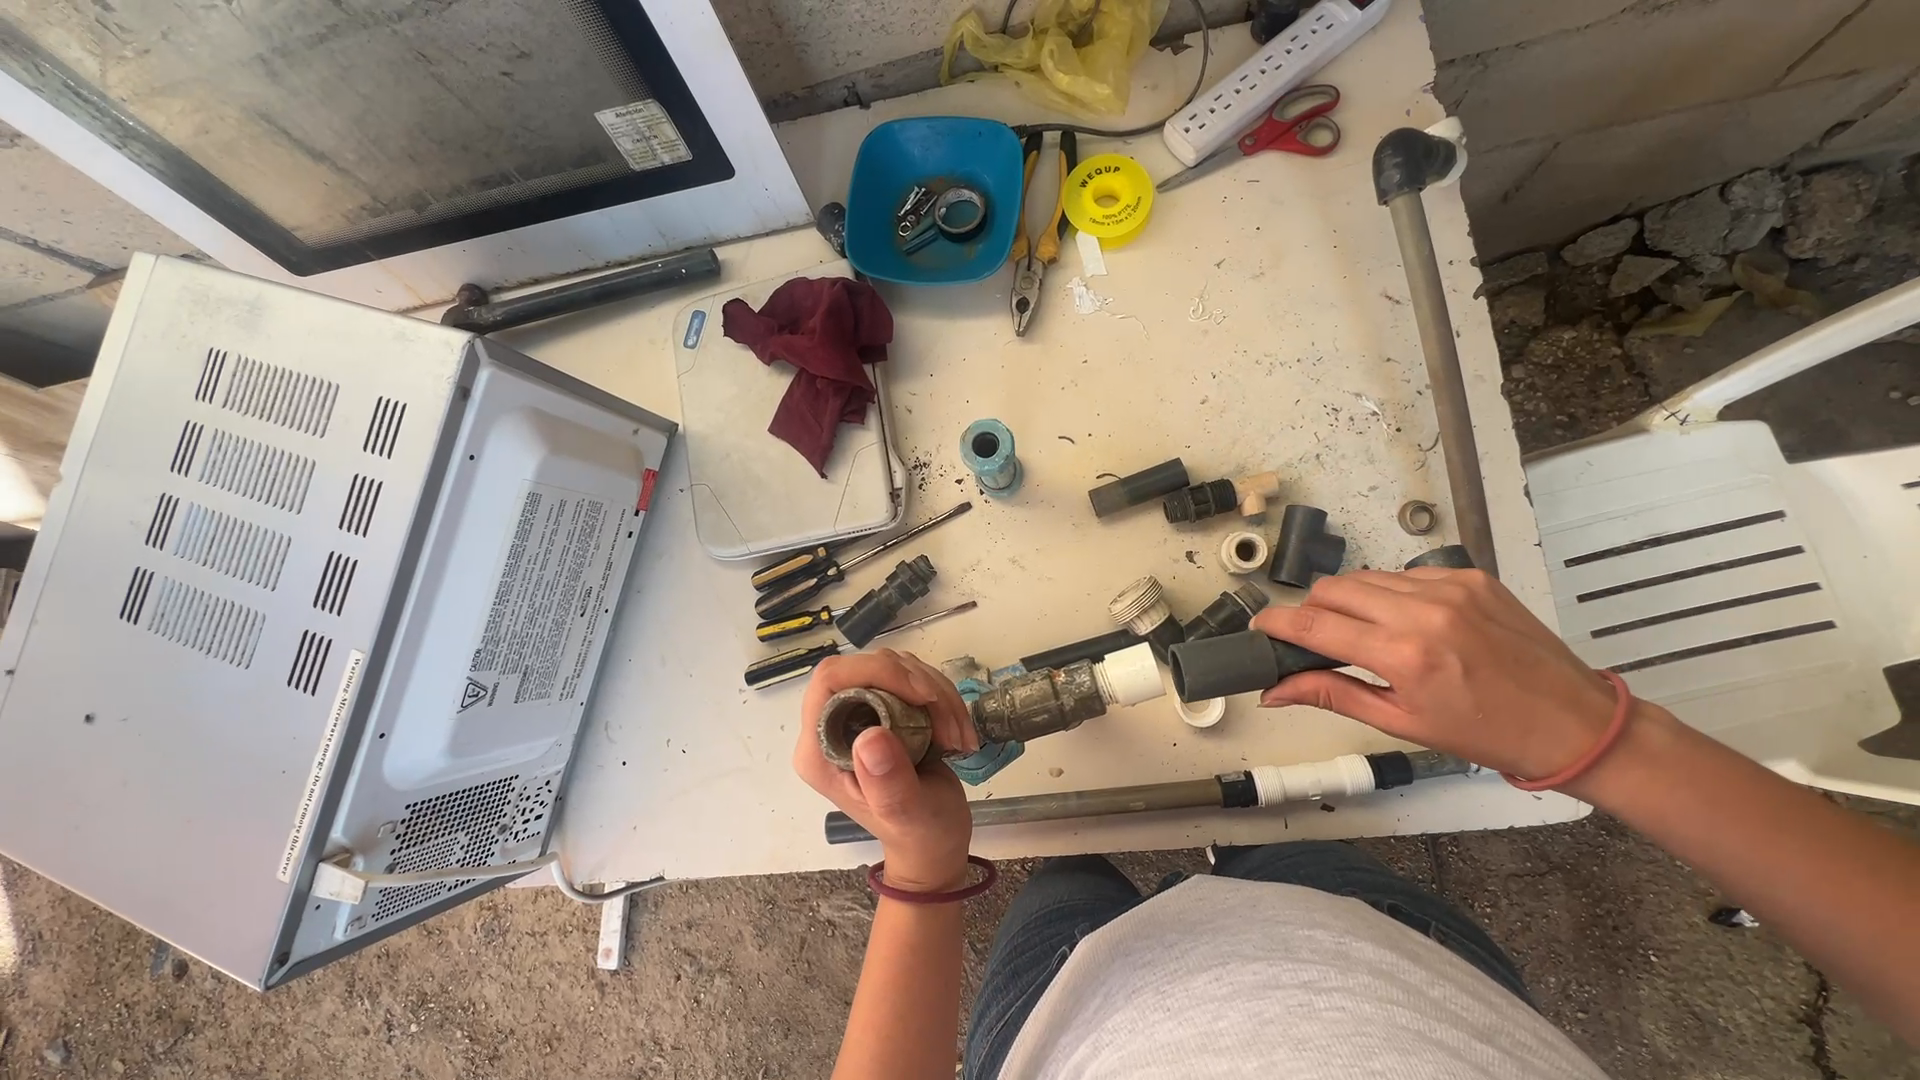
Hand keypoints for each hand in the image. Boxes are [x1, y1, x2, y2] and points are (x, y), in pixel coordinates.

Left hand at [793, 649, 979, 890]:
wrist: (936, 844)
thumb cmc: (919, 836)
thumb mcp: (906, 816)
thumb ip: (887, 783)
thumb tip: (870, 738)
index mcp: (819, 750)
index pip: (831, 680)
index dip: (876, 673)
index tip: (921, 697)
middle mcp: (831, 725)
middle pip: (867, 667)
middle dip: (917, 686)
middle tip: (951, 726)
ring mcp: (859, 714)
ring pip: (895, 668)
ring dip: (937, 694)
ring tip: (958, 737)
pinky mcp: (886, 709)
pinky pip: (913, 679)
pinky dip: (942, 699)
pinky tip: (958, 732)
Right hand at [1251, 568, 1620, 778]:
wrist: (1575, 722)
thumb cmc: (1488, 733)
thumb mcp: (1401, 722)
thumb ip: (1332, 695)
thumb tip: (1275, 691)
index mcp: (1405, 654)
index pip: (1315, 625)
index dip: (1277, 623)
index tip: (1260, 627)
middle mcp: (1424, 611)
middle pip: (1333, 589)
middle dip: (1312, 611)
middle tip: (1315, 639)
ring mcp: (1450, 587)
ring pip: (1366, 577)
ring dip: (1349, 600)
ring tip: (1362, 632)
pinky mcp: (1471, 577)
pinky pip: (1405, 575)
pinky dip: (1389, 594)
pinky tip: (1404, 622)